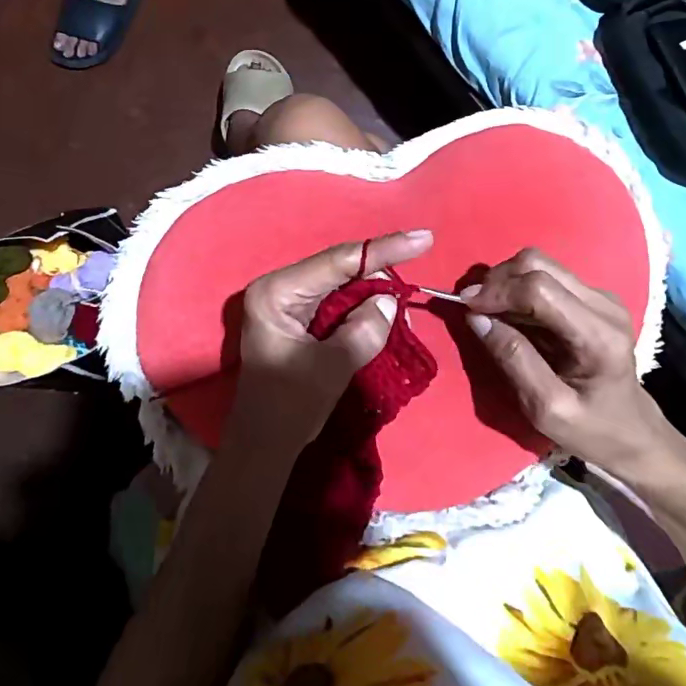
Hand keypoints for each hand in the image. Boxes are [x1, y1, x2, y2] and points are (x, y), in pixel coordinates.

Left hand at [228, 229, 432, 459]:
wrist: (263, 446)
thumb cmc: (287, 408)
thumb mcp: (331, 368)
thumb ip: (363, 330)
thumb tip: (388, 301)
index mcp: (277, 292)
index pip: (338, 262)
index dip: (383, 250)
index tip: (422, 238)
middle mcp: (280, 288)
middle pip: (340, 268)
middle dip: (379, 268)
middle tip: (419, 255)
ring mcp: (288, 303)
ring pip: (341, 284)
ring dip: (374, 288)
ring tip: (406, 286)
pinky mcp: (298, 319)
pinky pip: (337, 302)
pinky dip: (363, 305)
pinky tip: (387, 305)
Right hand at [463, 249, 684, 478]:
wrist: (632, 432)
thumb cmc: (591, 430)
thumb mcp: (545, 409)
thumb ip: (513, 361)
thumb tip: (477, 319)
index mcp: (598, 335)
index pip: (540, 289)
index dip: (498, 291)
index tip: (466, 307)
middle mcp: (604, 305)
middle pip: (539, 264)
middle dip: (498, 280)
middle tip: (473, 307)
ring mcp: (600, 297)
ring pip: (541, 264)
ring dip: (506, 281)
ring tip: (487, 310)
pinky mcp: (592, 297)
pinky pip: (547, 277)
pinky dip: (518, 288)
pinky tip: (509, 314)